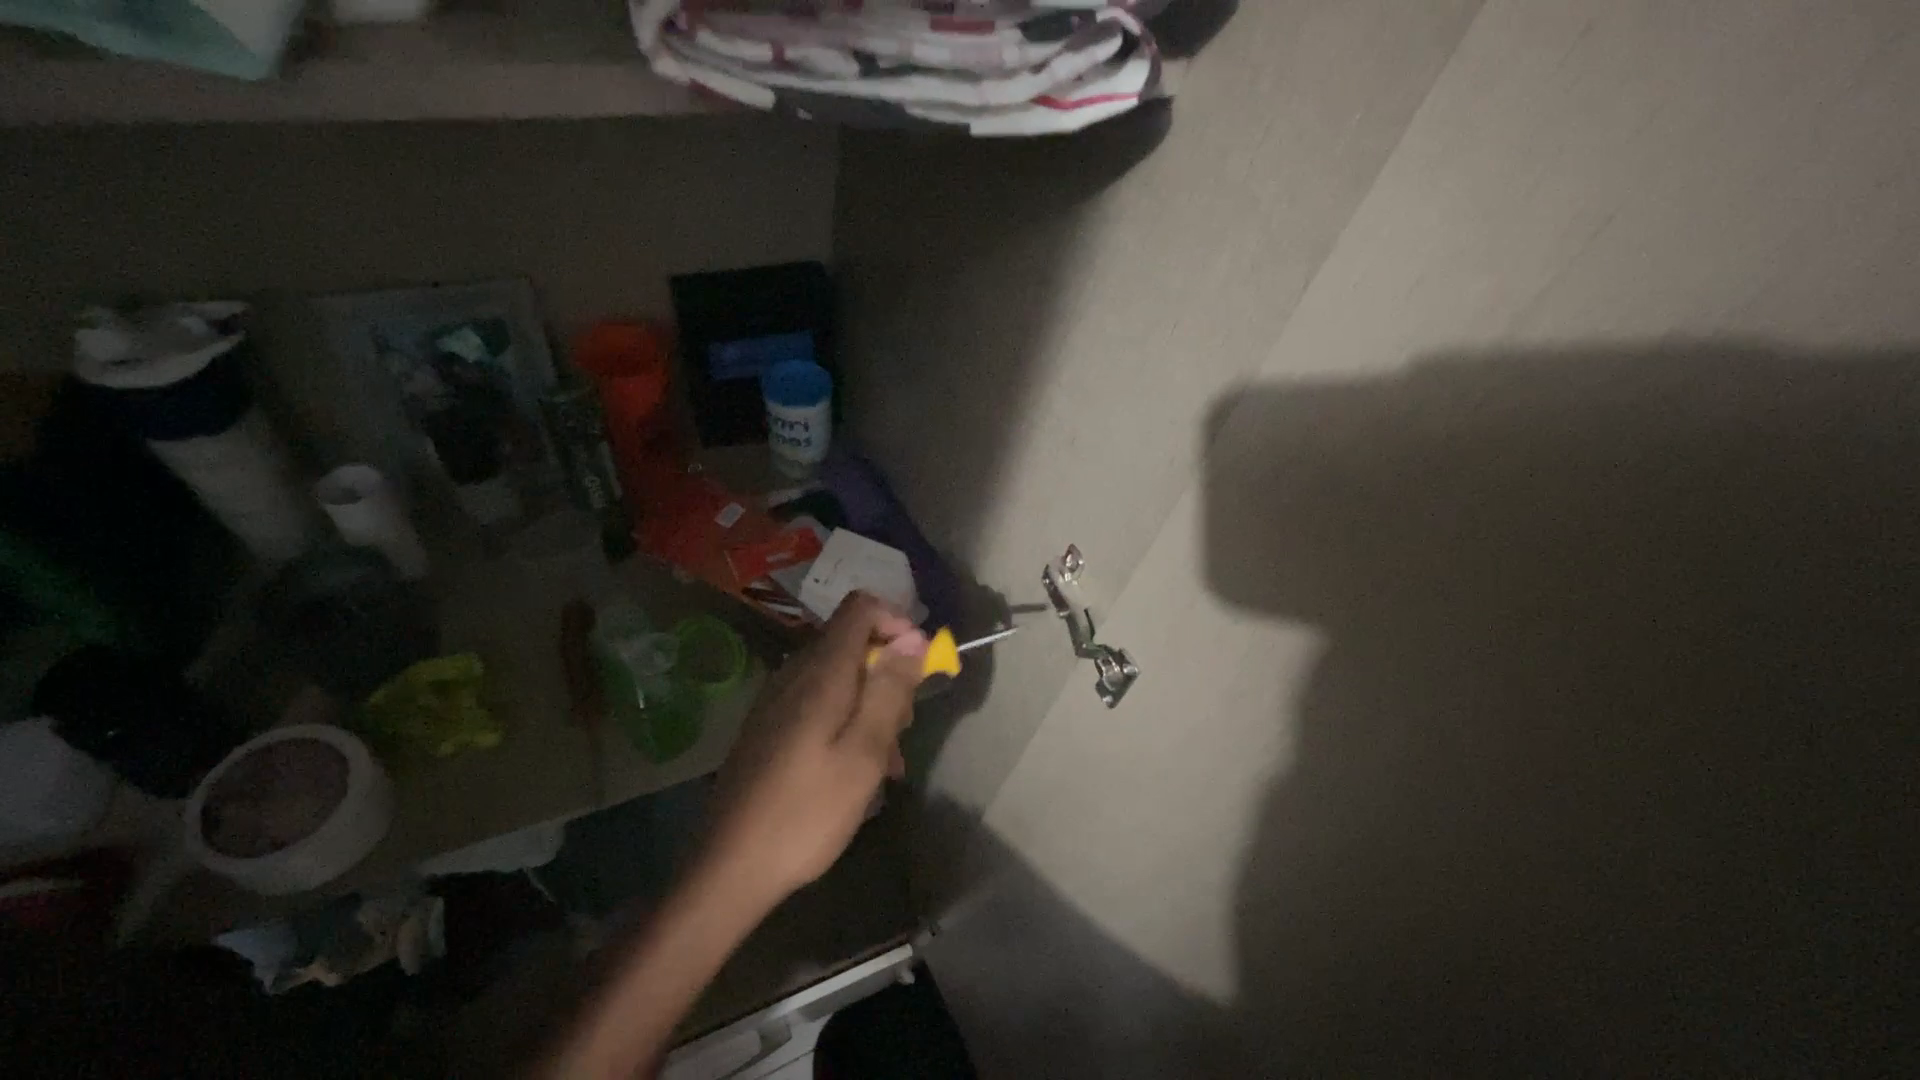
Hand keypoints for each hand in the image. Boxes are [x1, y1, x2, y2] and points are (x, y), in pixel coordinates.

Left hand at [701, 592, 927, 905]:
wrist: (730, 866)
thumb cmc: (806, 812)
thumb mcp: (864, 754)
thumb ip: (889, 691)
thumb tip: (913, 637)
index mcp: (820, 673)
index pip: (860, 608)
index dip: (897, 623)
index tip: (920, 665)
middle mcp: (794, 674)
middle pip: (852, 643)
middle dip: (889, 673)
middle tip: (904, 727)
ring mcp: (776, 701)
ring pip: (838, 678)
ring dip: (871, 705)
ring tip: (888, 763)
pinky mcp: (769, 728)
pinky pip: (818, 704)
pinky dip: (846, 722)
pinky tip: (854, 772)